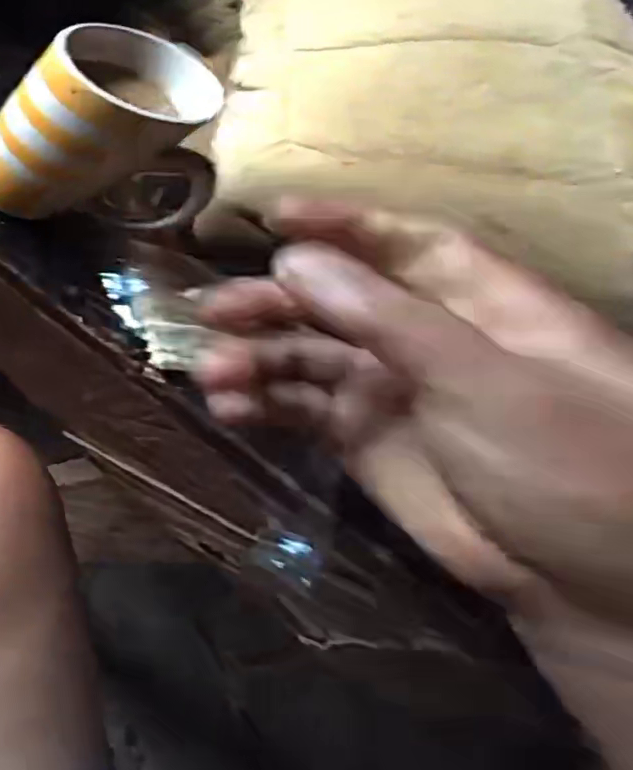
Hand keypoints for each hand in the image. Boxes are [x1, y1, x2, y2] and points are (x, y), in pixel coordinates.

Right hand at [193, 199, 632, 628]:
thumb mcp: (484, 383)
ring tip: (213, 375)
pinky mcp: (354, 433)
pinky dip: (252, 402)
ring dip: (248, 357)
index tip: (272, 216)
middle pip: (330, 299)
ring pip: (296, 351)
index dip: (345, 224)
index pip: (411, 246)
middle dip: (267, 300)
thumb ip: (384, 318)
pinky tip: (230, 410)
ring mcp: (386, 388)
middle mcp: (426, 342)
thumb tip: (292, 257)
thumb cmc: (575, 470)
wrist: (599, 593)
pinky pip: (288, 403)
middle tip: (213, 311)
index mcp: (484, 313)